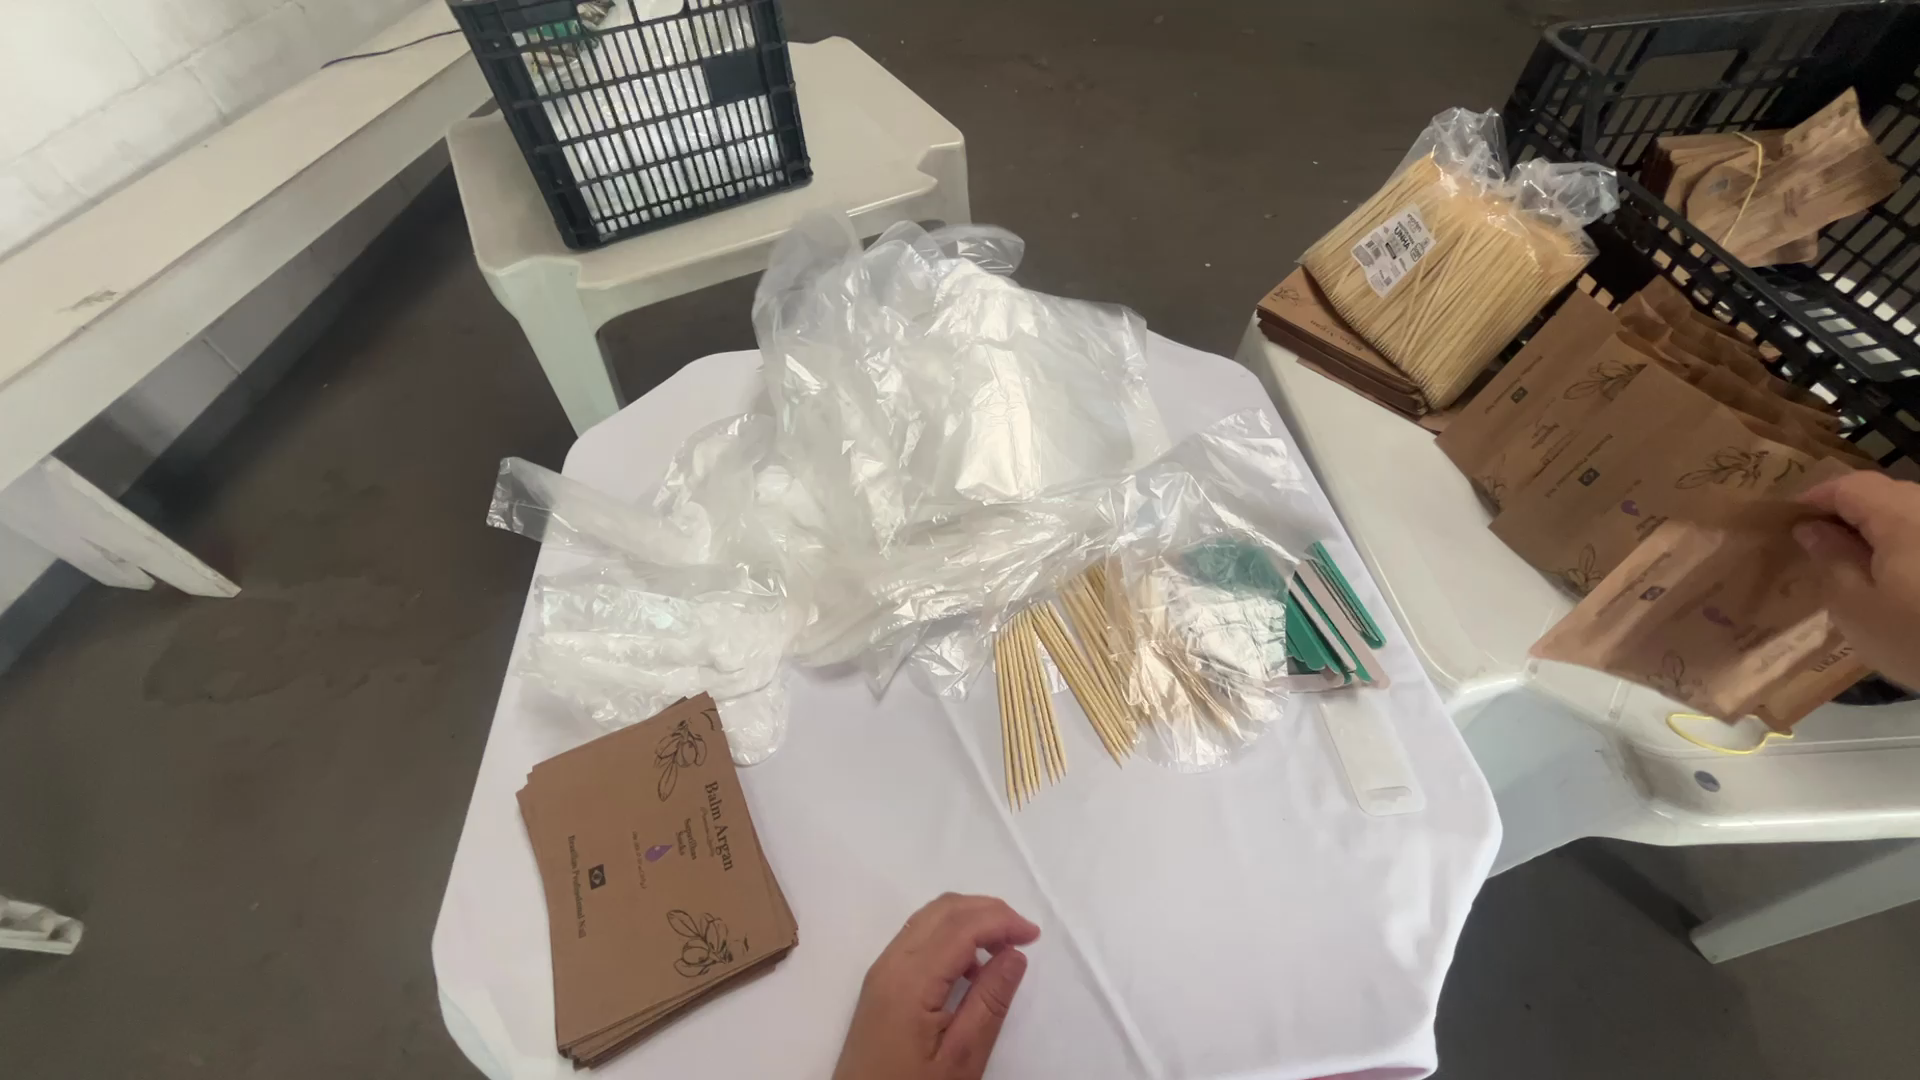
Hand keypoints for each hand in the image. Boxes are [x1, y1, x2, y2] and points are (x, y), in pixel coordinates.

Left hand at [831, 894, 1040, 1079]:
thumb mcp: (960, 1060)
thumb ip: (989, 1003)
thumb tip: (1014, 953)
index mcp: (910, 979)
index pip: (961, 924)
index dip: (1001, 919)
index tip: (1033, 934)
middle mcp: (891, 961)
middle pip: (944, 909)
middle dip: (987, 910)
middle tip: (1021, 934)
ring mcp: (883, 969)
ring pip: (930, 917)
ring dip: (969, 919)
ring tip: (1002, 947)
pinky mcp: (881, 981)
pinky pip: (919, 936)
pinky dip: (950, 934)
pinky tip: (971, 967)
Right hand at [1796, 471, 1919, 690]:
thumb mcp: (1854, 605)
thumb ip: (1831, 558)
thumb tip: (1811, 529)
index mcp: (1908, 520)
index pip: (1852, 486)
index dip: (1815, 498)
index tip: (1790, 524)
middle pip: (1892, 495)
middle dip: (1852, 514)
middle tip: (1823, 547)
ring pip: (1919, 515)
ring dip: (1888, 531)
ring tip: (1867, 565)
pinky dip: (1914, 549)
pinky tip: (1909, 580)